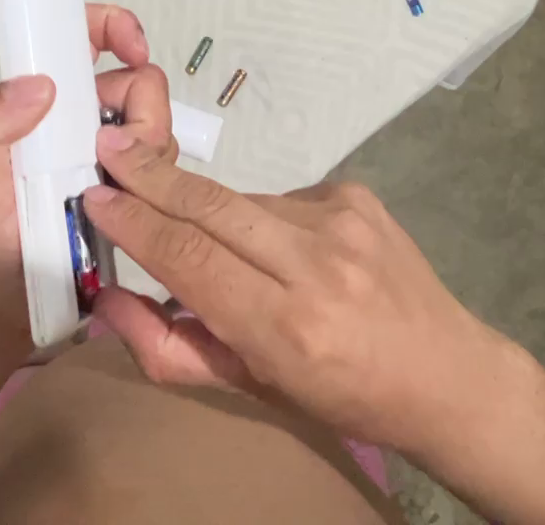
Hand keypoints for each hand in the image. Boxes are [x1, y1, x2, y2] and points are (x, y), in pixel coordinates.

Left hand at [0, 3, 150, 335]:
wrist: (8, 295)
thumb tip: (41, 86)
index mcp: (48, 93)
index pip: (87, 33)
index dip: (115, 25)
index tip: (133, 51)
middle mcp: (86, 113)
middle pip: (143, 82)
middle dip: (144, 109)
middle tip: (109, 152)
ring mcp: (116, 151)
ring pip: (159, 126)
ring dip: (147, 154)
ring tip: (107, 192)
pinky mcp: (137, 187)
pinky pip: (167, 170)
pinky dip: (156, 183)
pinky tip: (126, 209)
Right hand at [81, 116, 523, 456]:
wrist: (447, 371)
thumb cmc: (340, 395)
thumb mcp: (248, 390)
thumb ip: (168, 347)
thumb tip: (107, 297)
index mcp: (288, 328)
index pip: (190, 259)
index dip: (137, 225)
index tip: (96, 199)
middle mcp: (316, 264)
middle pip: (211, 206)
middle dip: (151, 176)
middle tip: (108, 150)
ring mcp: (340, 219)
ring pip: (240, 199)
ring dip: (204, 208)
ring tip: (203, 232)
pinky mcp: (355, 193)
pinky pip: (277, 196)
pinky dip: (255, 216)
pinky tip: (274, 244)